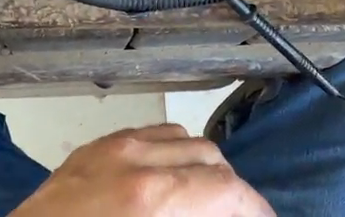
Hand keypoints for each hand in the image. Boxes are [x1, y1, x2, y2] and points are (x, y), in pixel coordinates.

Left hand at [9, 124, 270, 216]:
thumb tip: (226, 210)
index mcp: (157, 198)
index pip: (227, 188)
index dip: (256, 208)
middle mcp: (136, 160)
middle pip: (208, 155)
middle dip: (231, 187)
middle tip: (237, 216)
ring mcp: (109, 148)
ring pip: (178, 137)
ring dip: (200, 164)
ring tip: (206, 198)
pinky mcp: (89, 150)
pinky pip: (143, 135)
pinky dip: (166, 152)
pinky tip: (166, 180)